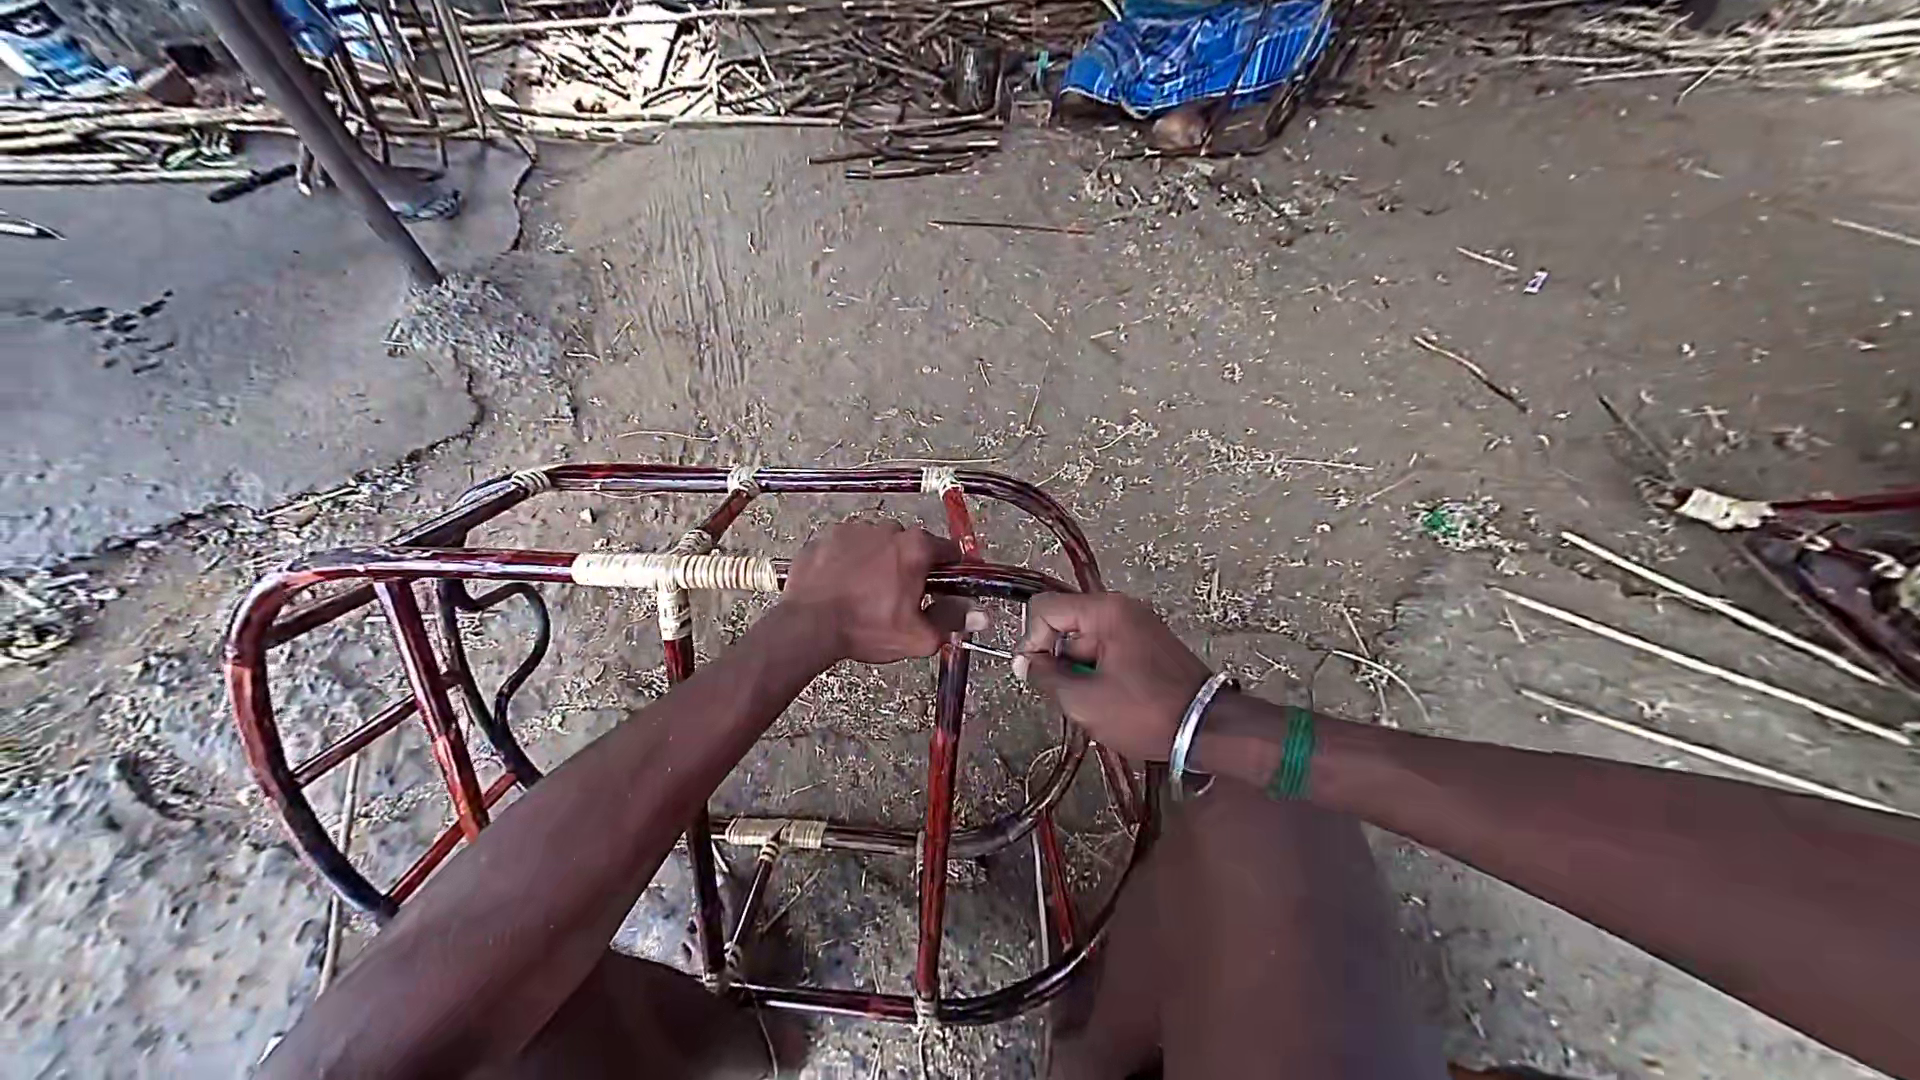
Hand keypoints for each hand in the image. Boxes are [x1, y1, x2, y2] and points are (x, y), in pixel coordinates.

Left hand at [779, 520, 979, 664]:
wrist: (807, 626)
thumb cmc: (865, 629)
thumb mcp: (918, 636)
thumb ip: (952, 620)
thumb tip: (979, 615)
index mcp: (915, 549)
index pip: (948, 550)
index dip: (950, 569)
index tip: (944, 586)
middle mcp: (886, 530)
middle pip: (910, 545)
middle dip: (910, 566)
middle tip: (900, 597)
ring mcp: (853, 530)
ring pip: (877, 543)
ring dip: (878, 561)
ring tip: (866, 593)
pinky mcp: (826, 538)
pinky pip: (846, 546)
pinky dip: (848, 561)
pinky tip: (843, 585)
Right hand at [1015, 592, 1212, 760]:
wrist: (1209, 729)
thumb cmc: (1145, 713)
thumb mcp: (1084, 701)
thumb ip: (1045, 677)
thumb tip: (1025, 662)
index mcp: (1105, 611)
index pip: (1044, 609)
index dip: (1031, 642)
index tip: (1037, 675)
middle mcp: (1120, 607)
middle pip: (1064, 623)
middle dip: (1057, 660)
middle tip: (1069, 696)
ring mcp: (1136, 623)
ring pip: (1083, 640)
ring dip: (1077, 670)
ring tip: (1094, 703)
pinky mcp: (1146, 642)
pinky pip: (1105, 648)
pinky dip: (1097, 671)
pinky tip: (1109, 699)